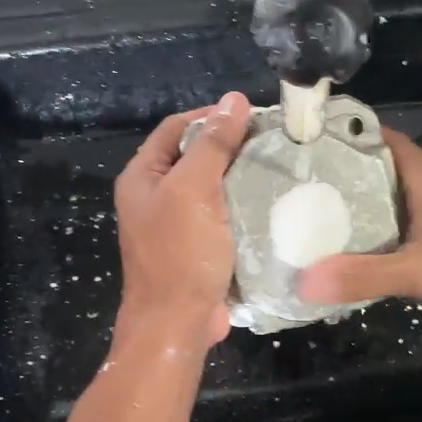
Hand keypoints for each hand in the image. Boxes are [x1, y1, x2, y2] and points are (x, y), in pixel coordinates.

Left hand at [114, 92, 250, 346]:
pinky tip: (271, 204)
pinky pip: (223, 218)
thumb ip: (214, 144)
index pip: (178, 127)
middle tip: (273, 142)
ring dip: (241, 179)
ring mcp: (177, 225)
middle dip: (231, 147)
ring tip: (278, 168)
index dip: (212, 115)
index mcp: (143, 176)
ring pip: (212, 188)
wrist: (176, 322)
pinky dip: (243, 209)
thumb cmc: (180, 254)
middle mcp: (155, 196)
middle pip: (195, 157)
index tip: (253, 116)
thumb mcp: (194, 190)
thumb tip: (234, 99)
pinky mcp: (198, 249)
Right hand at [298, 128, 421, 328]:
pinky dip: (377, 242)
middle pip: (375, 174)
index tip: (296, 146)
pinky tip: (349, 258)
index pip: (375, 137)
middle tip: (289, 193)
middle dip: (336, 181)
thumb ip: (365, 275)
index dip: (338, 135)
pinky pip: (402, 235)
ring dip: (355, 215)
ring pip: (388, 206)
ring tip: (307, 223)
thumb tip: (303, 282)